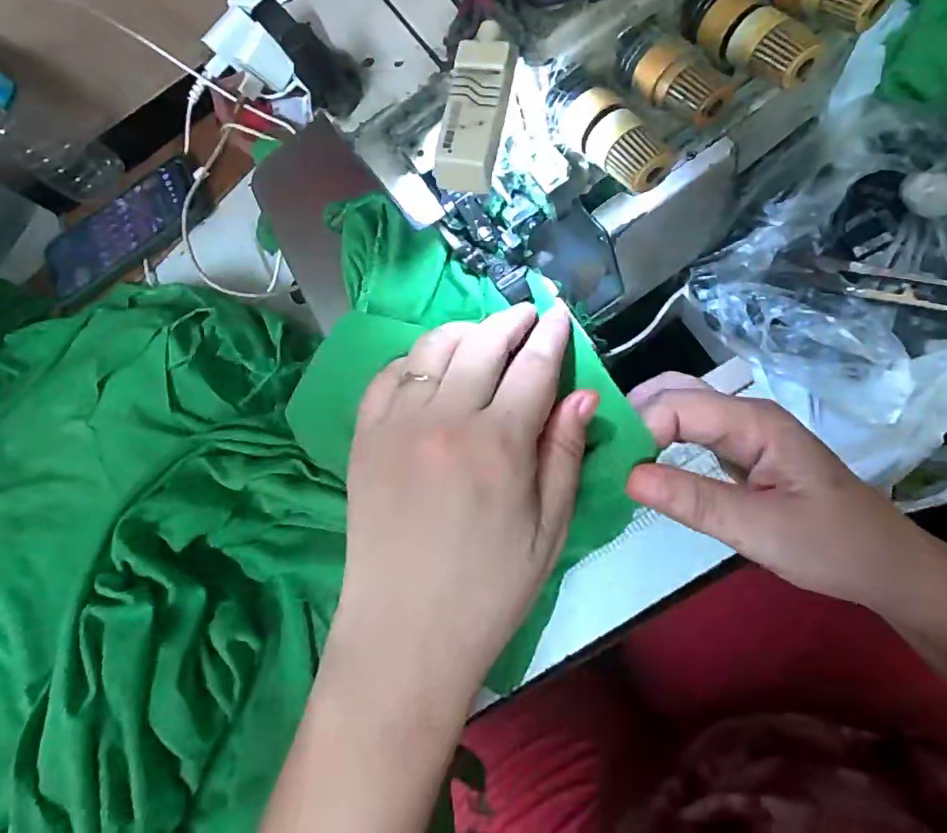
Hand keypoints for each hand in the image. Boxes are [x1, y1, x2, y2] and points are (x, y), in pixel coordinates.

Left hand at [328, 302, 596, 707]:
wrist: (404, 631)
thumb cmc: (489, 590)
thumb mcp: (548, 530)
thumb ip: (564, 455)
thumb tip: (582, 394)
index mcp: (499, 443)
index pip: (533, 367)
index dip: (550, 335)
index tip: (559, 315)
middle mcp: (446, 419)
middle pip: (483, 345)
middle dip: (511, 321)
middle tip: (526, 314)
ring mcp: (397, 423)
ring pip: (434, 348)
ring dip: (464, 330)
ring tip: (482, 333)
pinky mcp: (364, 436)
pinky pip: (389, 374)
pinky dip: (415, 358)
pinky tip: (431, 364)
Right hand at [623, 372, 946, 619]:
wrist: (888, 567)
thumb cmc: (833, 547)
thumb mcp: (760, 530)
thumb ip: (692, 500)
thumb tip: (626, 476)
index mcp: (755, 421)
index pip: (678, 405)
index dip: (640, 428)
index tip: (611, 466)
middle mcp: (746, 413)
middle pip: (675, 390)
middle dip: (633, 412)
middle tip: (601, 450)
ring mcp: (744, 429)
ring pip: (681, 405)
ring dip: (644, 422)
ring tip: (613, 453)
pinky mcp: (742, 449)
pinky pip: (691, 428)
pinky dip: (661, 437)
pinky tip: (643, 459)